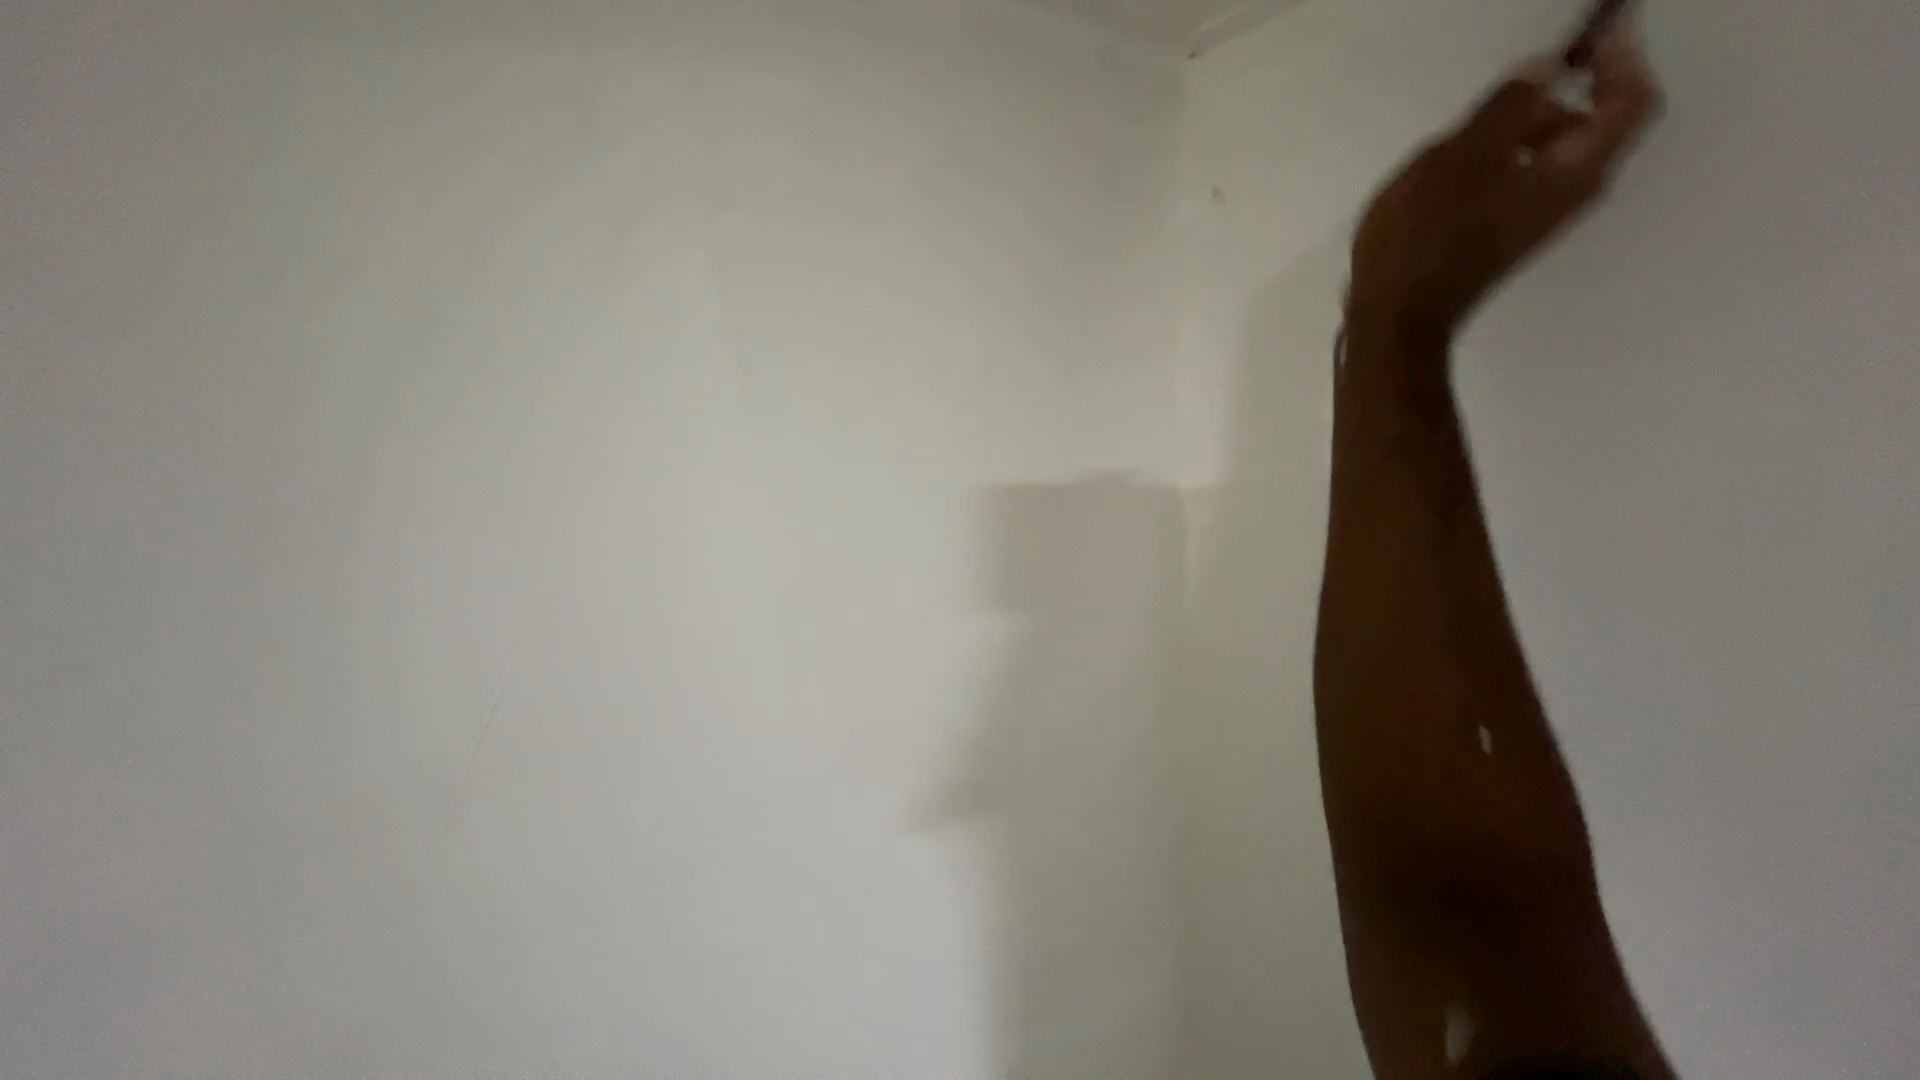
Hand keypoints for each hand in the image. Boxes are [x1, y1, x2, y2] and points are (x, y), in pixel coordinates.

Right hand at [1348, 16, 1661, 342]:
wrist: (1394, 319)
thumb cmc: (1425, 238)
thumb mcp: (1460, 157)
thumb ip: (1508, 106)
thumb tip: (1544, 71)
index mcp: (1571, 174)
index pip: (1630, 100)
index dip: (1621, 54)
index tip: (1594, 28)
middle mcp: (1565, 199)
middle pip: (1590, 128)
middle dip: (1564, 92)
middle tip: (1522, 74)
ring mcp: (1531, 223)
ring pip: (1549, 157)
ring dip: (1524, 128)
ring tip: (1473, 124)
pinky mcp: (1499, 238)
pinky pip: (1518, 180)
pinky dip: (1504, 157)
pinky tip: (1457, 164)